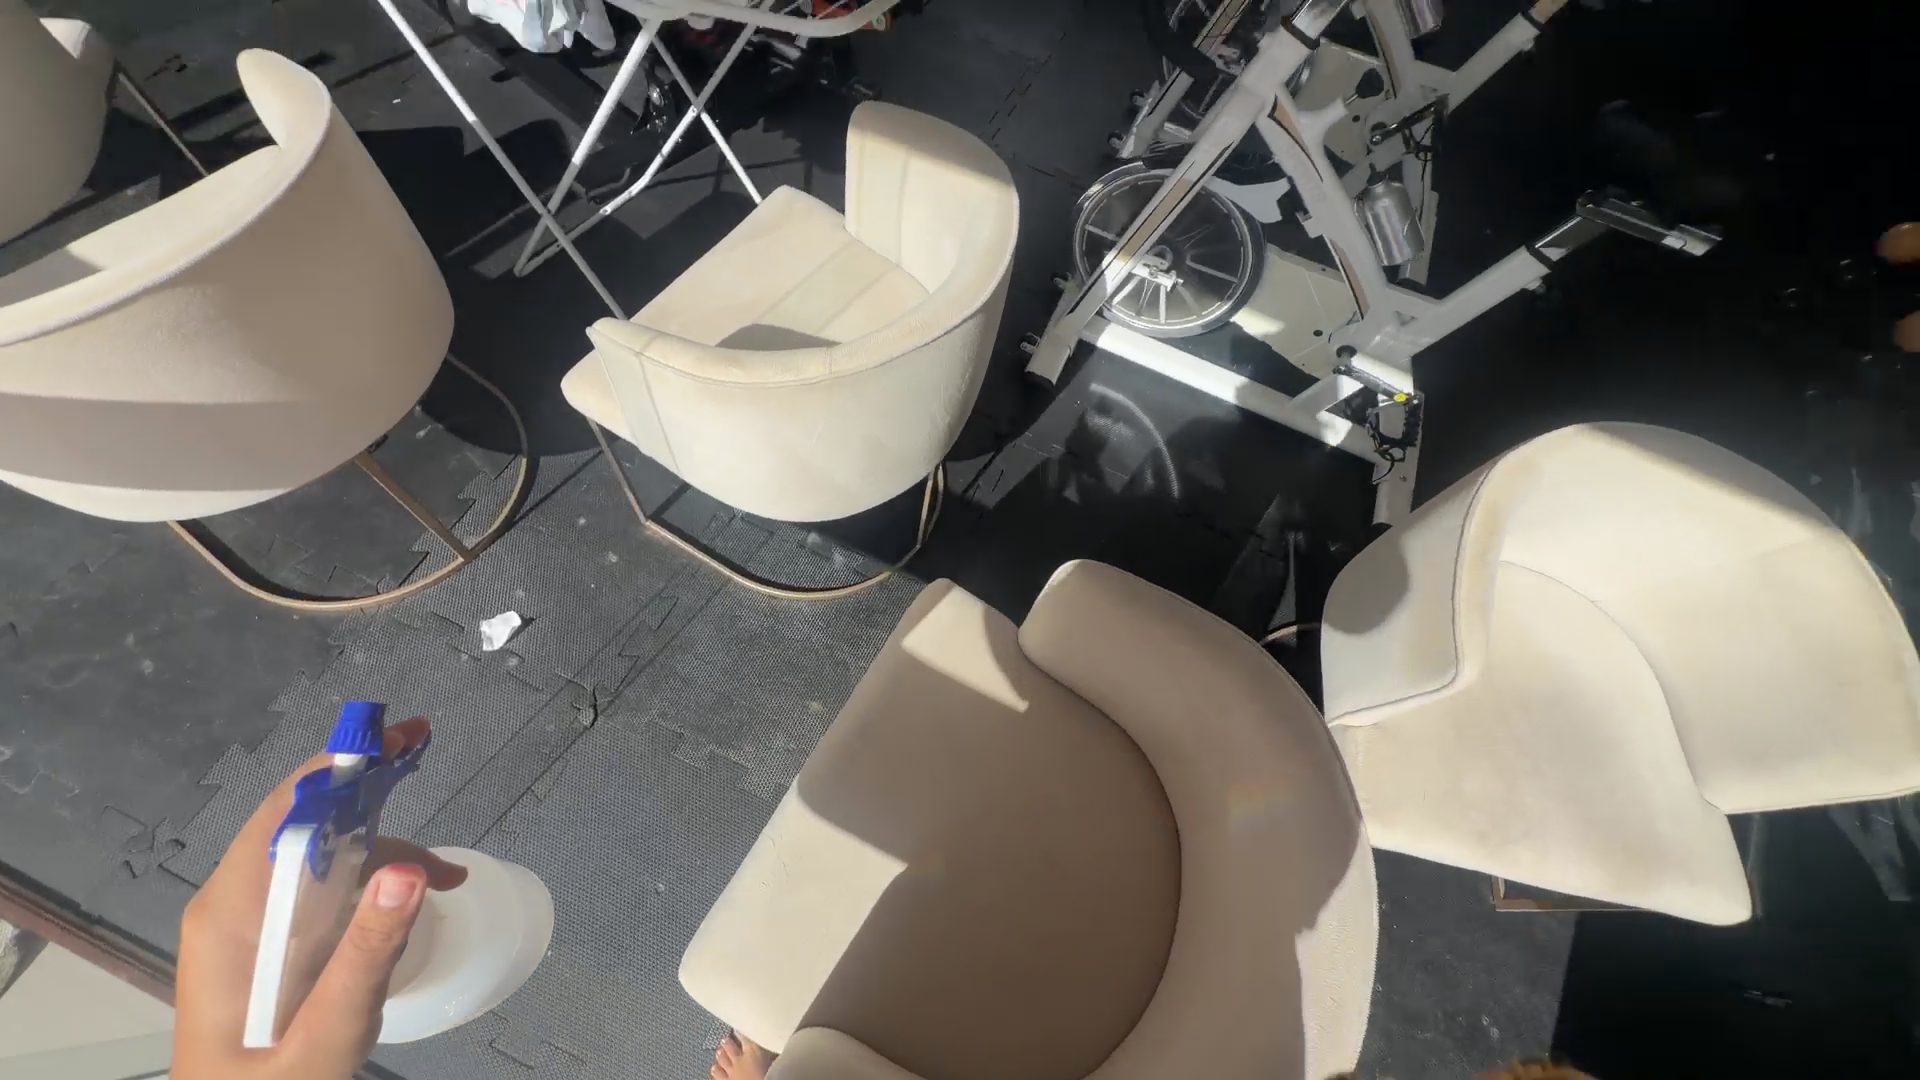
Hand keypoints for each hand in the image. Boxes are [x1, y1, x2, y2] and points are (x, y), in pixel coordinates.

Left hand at [172, 717, 467, 1079]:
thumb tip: (408, 870)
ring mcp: (253, 917)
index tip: (394, 737)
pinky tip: (420, 894)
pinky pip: (328, 880)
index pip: (284, 813)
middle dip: (366, 783)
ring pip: (325, 851)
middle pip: (306, 819)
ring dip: (387, 847)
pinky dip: (378, 875)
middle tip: (420, 748)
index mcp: (235, 913)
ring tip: (448, 875)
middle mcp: (236, 902)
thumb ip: (367, 952)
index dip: (339, 767)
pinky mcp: (274, 933)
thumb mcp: (330, 1028)